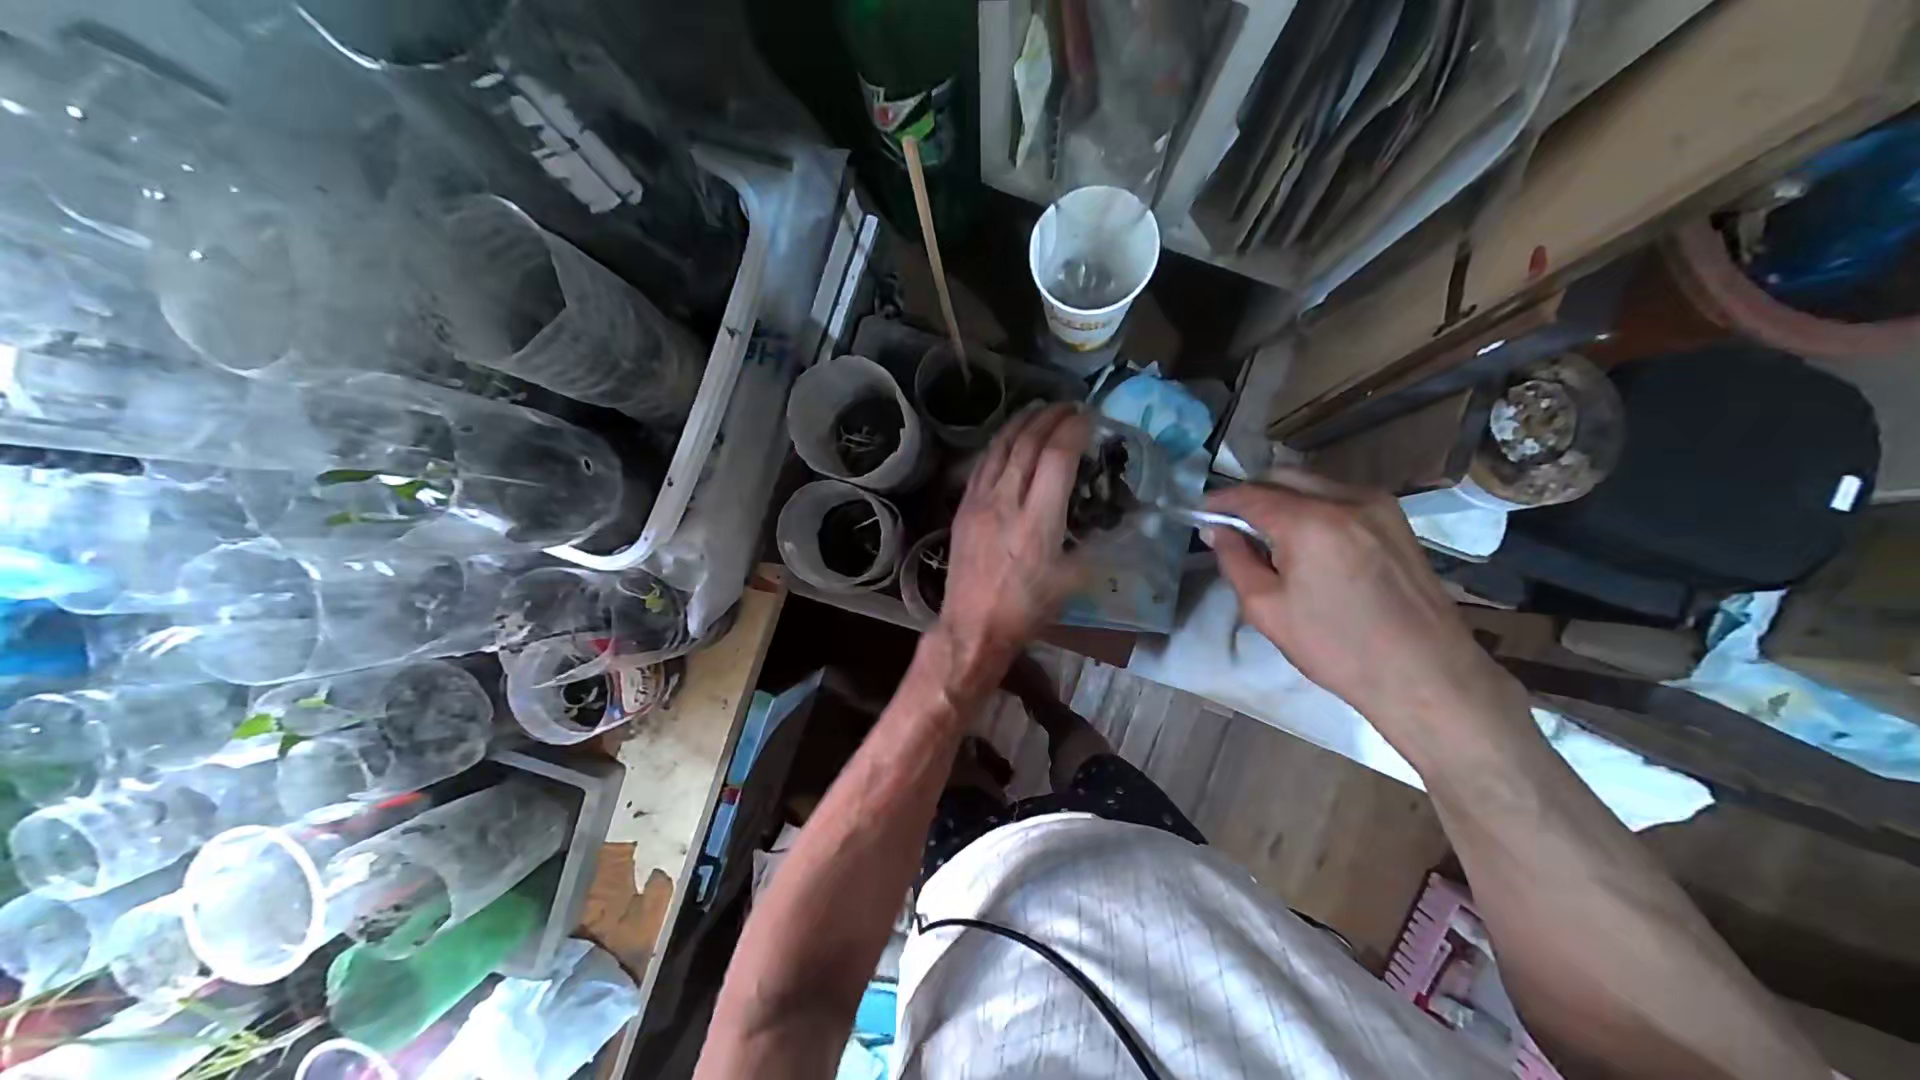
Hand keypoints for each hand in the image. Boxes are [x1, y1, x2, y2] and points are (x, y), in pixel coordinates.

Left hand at [938, 404, 1090, 671]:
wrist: (973, 625)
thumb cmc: (1027, 609)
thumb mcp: (1073, 581)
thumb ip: (1100, 545)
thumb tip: (1127, 523)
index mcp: (1038, 519)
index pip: (1057, 456)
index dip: (1075, 429)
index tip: (1090, 418)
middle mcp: (1006, 500)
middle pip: (1028, 442)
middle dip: (1051, 417)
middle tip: (1070, 406)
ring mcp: (979, 501)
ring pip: (1000, 447)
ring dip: (1023, 422)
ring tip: (1041, 409)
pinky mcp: (963, 507)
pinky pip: (982, 463)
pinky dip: (1000, 442)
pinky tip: (1009, 438)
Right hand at [1204, 470, 1528, 739]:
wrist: (1425, 672)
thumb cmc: (1336, 647)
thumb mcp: (1266, 609)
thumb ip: (1235, 560)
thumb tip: (1218, 530)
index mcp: (1310, 522)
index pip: (1250, 494)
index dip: (1219, 500)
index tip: (1200, 512)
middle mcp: (1346, 499)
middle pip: (1282, 476)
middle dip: (1250, 494)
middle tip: (1230, 524)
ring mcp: (1377, 504)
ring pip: (1312, 482)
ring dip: (1282, 498)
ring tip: (1266, 533)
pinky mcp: (1396, 518)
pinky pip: (1339, 496)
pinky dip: (1312, 505)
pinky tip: (1305, 539)